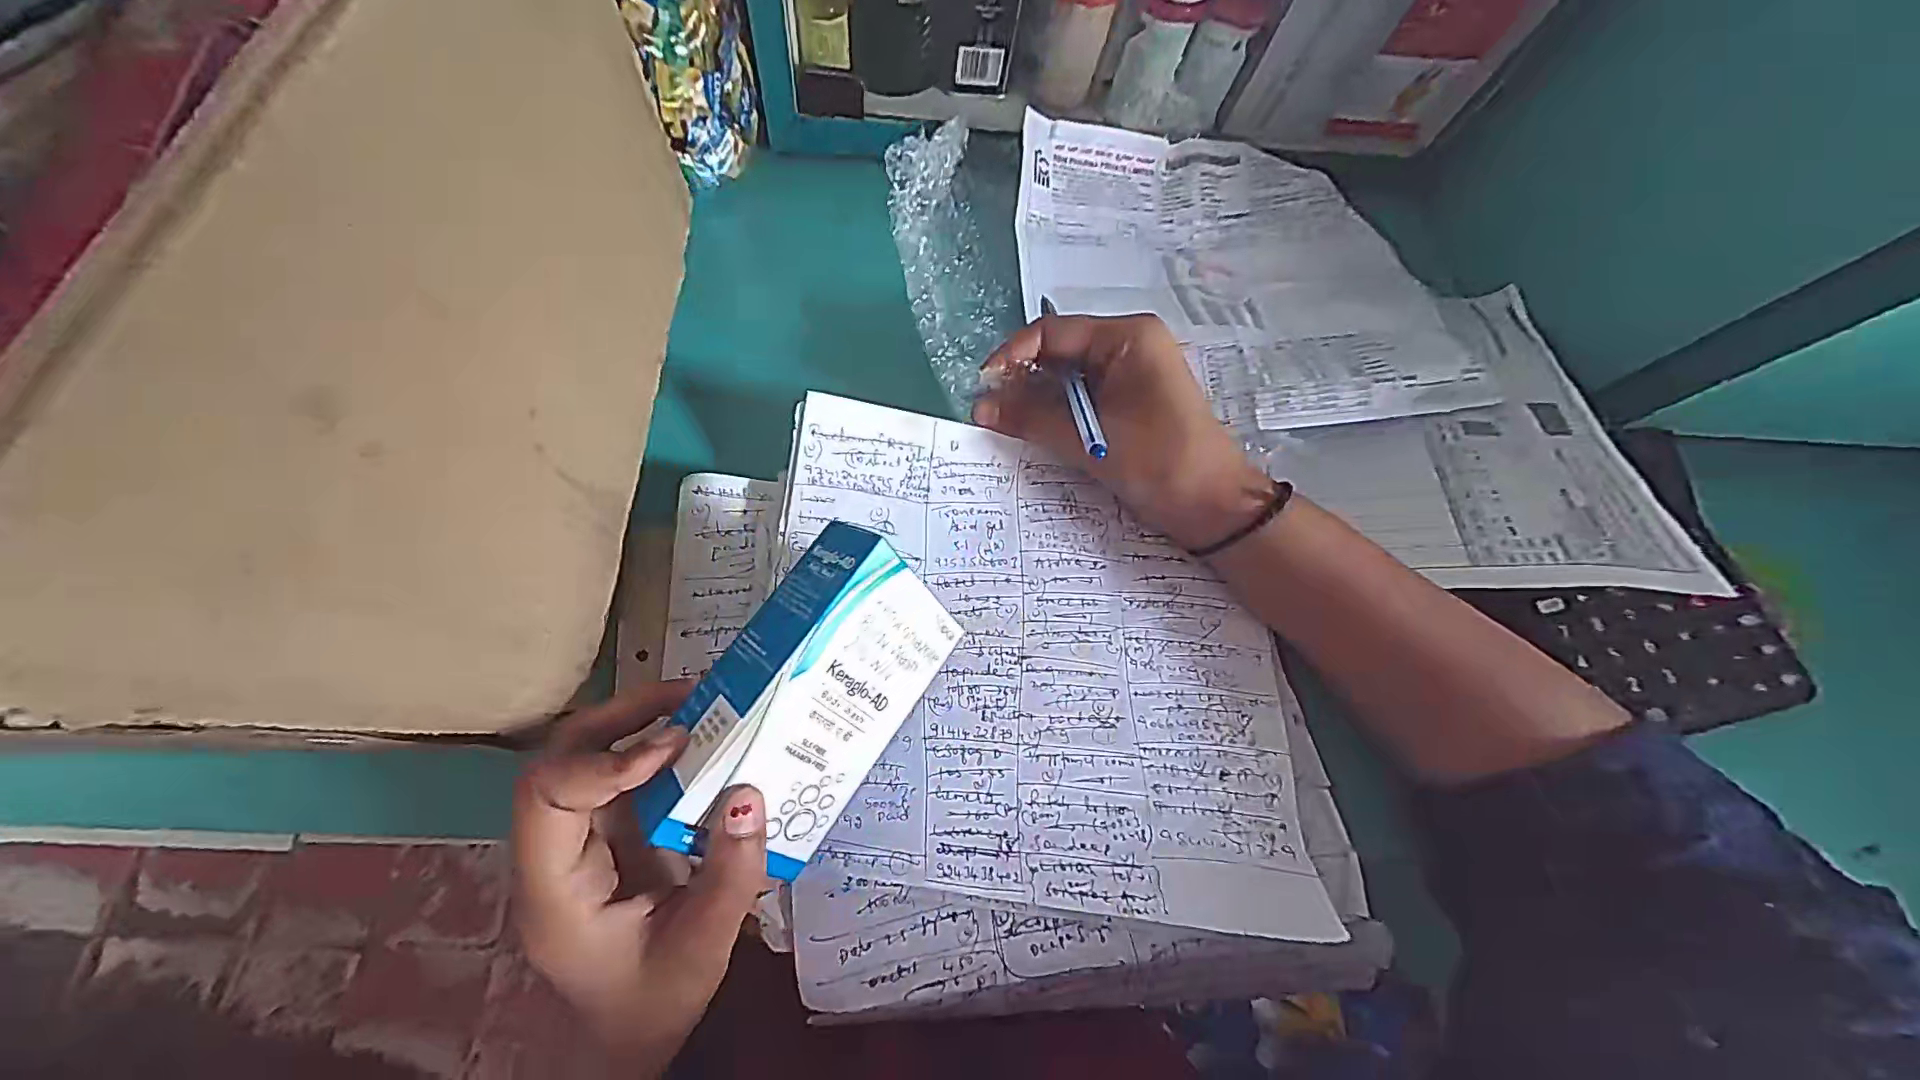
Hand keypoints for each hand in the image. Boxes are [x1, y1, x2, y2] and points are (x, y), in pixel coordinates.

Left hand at [511, 681, 768, 1074]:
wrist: (630, 1030)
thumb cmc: (655, 999)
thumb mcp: (704, 947)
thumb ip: (730, 874)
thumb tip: (749, 794)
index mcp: (556, 890)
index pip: (547, 799)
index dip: (604, 761)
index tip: (673, 746)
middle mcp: (554, 852)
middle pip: (557, 760)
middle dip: (619, 718)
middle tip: (688, 696)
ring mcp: (577, 837)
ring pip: (584, 754)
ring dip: (636, 719)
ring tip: (696, 701)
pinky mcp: (606, 831)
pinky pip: (620, 770)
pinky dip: (655, 742)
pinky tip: (697, 735)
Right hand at [974, 312, 1271, 549]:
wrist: (1212, 506)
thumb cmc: (1159, 463)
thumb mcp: (1090, 439)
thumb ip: (1031, 418)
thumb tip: (980, 406)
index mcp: (1128, 338)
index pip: (1053, 332)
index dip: (1012, 355)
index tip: (983, 385)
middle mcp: (1128, 346)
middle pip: (1058, 351)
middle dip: (1022, 379)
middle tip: (990, 409)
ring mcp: (1130, 374)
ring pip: (1067, 377)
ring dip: (1037, 398)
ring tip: (1006, 422)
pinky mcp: (1128, 401)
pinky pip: (1082, 396)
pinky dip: (1057, 411)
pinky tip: (1035, 429)